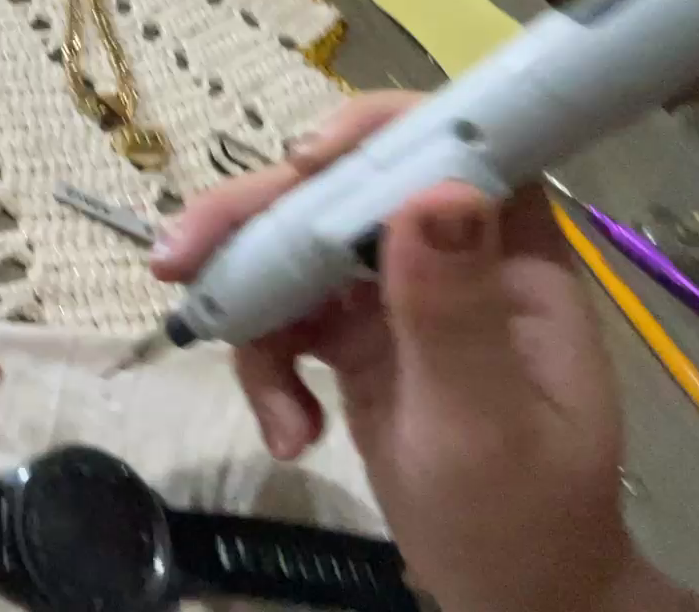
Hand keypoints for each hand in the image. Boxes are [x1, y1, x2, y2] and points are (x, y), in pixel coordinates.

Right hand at [153, 91, 698, 611]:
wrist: (503, 591)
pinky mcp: (339, 328)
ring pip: (282, 249)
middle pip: (326, 193)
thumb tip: (436, 193)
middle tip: (175, 258)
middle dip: (248, 223)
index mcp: (500, 256)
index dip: (369, 132)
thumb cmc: (523, 517)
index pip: (443, 147)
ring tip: (250, 389)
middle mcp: (433, 253)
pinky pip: (274, 314)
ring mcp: (379, 289)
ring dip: (244, 306)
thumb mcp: (485, 422)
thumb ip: (452, 312)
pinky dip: (262, 366)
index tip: (298, 162)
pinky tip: (286, 428)